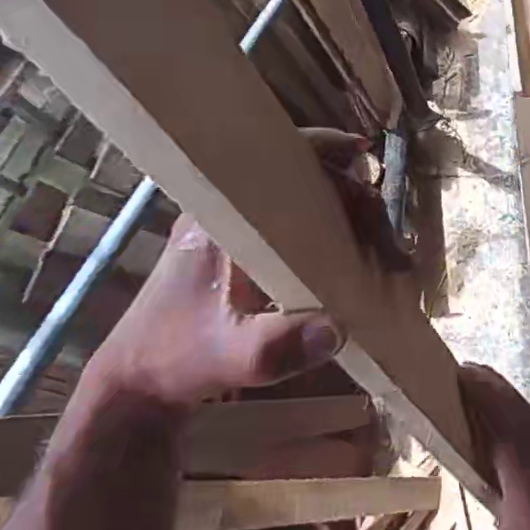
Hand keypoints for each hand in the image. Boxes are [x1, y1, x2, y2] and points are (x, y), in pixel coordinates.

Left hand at [83, 129, 404, 408]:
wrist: (139, 380)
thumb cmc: (176, 360)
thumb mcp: (232, 359)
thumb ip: (280, 347)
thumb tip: (339, 328)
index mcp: (219, 219)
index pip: (273, 159)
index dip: (322, 148)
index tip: (362, 154)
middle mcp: (225, 214)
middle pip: (300, 181)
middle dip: (353, 201)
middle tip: (389, 245)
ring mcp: (232, 233)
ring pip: (301, 205)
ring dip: (347, 222)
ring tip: (383, 257)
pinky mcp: (240, 255)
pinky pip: (294, 228)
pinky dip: (330, 237)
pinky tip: (356, 261)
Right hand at [422, 364, 529, 529]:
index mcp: (524, 469)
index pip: (496, 415)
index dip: (476, 391)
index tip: (456, 372)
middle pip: (513, 405)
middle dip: (488, 384)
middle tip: (463, 371)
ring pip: (528, 413)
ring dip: (505, 396)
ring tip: (482, 389)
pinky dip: (519, 413)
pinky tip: (512, 425)